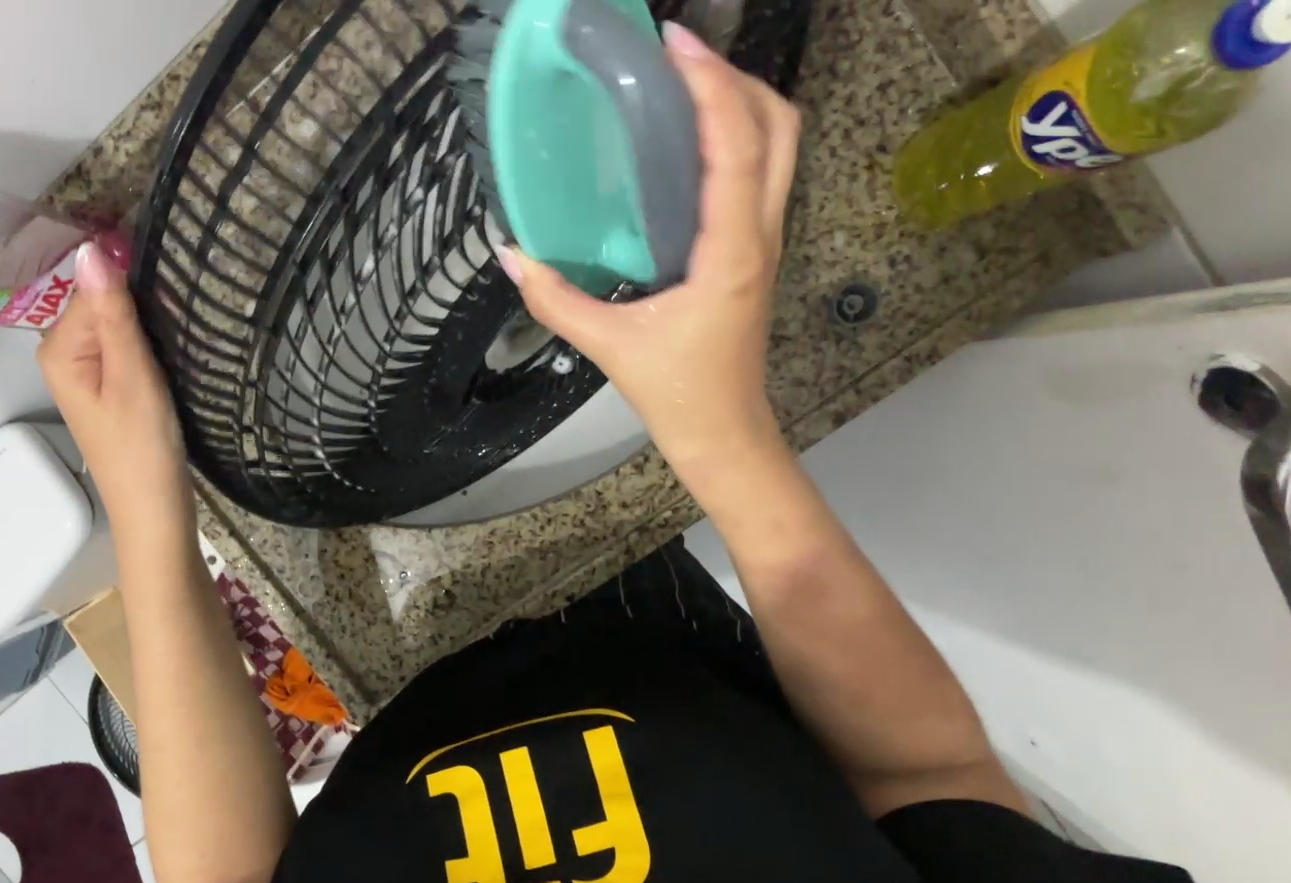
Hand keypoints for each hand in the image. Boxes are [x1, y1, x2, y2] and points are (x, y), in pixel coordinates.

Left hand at [38, 243, 194, 542]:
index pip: (92, 289)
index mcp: (59, 349)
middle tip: (185, 306)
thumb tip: (91, 249)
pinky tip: (174, 346)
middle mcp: (66, 355)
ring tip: (185, 321)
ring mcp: (90, 372)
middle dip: (140, 300)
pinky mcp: (113, 387)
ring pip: (118, 324)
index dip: (131, 281)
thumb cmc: (143, 447)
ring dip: (149, 320)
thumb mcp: (133, 376)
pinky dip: (150, 341)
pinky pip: (127, 346)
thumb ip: (113, 314)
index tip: (173, 281)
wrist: (155, 510)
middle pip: (103, 304)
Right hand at [499, 21, 800, 472]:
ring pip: (779, 147)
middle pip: (779, 126)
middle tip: (678, 61)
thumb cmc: (676, 391)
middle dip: (736, 78)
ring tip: (683, 88)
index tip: (673, 46)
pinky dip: (736, 138)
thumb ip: (556, 301)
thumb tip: (511, 256)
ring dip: (741, 103)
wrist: (722, 429)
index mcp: (731, 251)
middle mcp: (761, 233)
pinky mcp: (755, 251)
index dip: (711, 86)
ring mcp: (766, 240)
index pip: (737, 146)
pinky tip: (686, 145)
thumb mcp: (608, 345)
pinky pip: (761, 173)